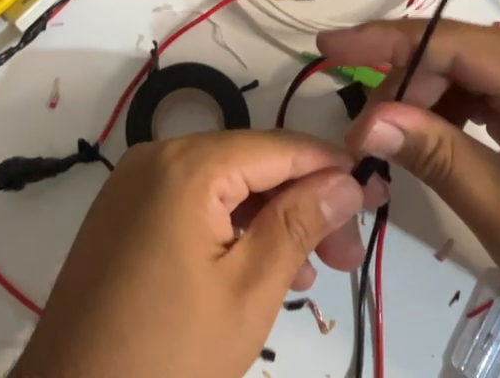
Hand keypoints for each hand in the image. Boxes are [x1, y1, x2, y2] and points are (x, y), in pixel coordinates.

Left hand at [15, 130, 375, 377]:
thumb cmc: (169, 352)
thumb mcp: (249, 290)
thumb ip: (299, 223)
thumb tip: (347, 179)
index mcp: (187, 165)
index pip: (278, 146)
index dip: (331, 166)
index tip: (376, 192)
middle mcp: (156, 157)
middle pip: (250, 163)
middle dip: (302, 200)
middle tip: (346, 255)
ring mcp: (133, 185)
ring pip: (222, 184)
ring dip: (270, 217)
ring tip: (311, 271)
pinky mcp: (122, 215)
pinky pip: (190, 202)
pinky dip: (230, 225)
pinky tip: (259, 265)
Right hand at [318, 19, 499, 373]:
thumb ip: (437, 157)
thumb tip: (368, 121)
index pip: (454, 43)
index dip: (385, 41)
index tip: (328, 45)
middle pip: (458, 52)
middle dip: (402, 82)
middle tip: (362, 134)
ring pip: (467, 72)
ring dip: (422, 99)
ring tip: (384, 140)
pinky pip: (487, 95)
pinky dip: (449, 114)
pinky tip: (424, 140)